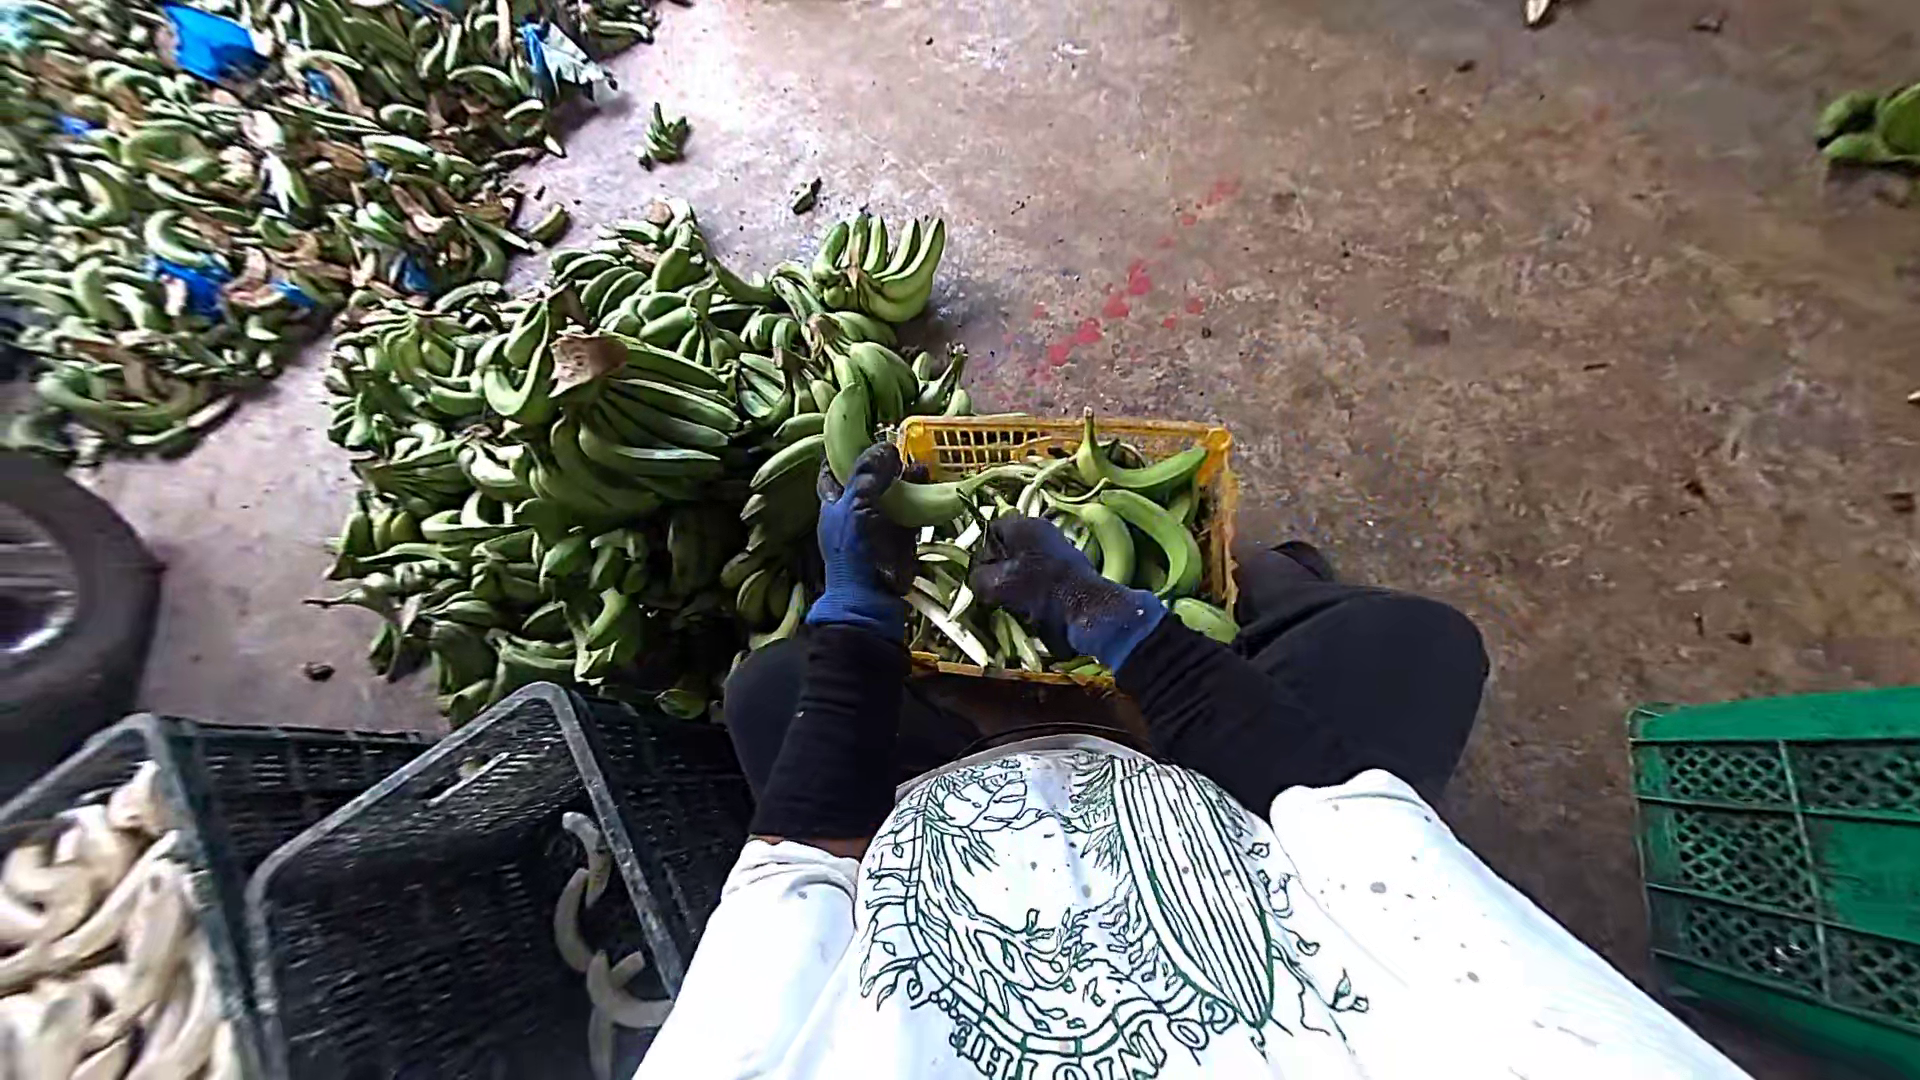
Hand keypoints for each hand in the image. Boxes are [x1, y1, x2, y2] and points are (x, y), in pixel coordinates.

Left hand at [807, 442, 916, 638]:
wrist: (871, 594)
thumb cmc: (853, 548)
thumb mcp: (855, 504)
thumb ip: (868, 474)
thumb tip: (886, 447)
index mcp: (834, 502)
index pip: (834, 469)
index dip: (846, 452)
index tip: (863, 433)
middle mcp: (855, 510)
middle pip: (869, 478)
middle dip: (884, 463)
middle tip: (900, 445)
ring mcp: (879, 523)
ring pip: (893, 492)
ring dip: (906, 478)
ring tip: (919, 462)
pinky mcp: (900, 535)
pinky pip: (911, 511)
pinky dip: (920, 497)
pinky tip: (928, 482)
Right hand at [969, 515, 1165, 669]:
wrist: (1087, 612)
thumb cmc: (1039, 591)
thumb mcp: (994, 585)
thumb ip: (977, 576)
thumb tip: (977, 577)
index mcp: (1025, 524)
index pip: (990, 529)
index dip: (980, 552)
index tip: (979, 574)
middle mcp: (1044, 530)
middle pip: (1008, 546)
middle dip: (998, 567)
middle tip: (993, 590)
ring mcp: (1060, 549)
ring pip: (1025, 562)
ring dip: (1015, 582)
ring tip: (1012, 602)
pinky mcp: (1071, 570)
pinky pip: (1042, 575)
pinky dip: (1034, 589)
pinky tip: (1033, 606)